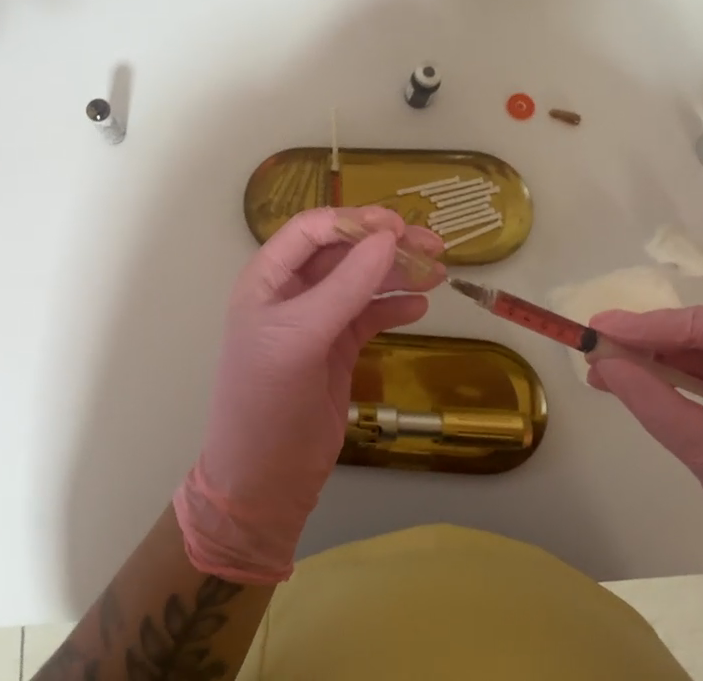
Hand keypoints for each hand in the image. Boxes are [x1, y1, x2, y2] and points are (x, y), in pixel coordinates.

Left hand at [174, 207, 443, 583]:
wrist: (264, 481)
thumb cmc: (267, 403)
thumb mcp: (301, 338)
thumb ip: (345, 287)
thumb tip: (389, 239)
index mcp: (266, 280)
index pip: (311, 230)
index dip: (353, 221)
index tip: (399, 226)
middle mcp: (290, 294)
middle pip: (342, 252)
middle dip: (386, 245)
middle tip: (434, 246)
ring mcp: (315, 323)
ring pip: (361, 283)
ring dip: (397, 274)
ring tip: (438, 273)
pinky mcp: (337, 351)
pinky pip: (370, 317)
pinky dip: (394, 308)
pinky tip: (420, 307)